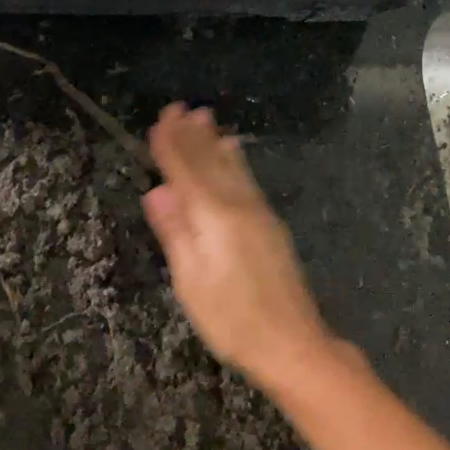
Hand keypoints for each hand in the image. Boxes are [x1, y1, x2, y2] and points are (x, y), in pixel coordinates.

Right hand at [141, 103, 334, 385]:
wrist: (293, 344)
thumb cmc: (233, 320)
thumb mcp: (191, 282)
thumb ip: (176, 232)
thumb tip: (156, 191)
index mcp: (214, 217)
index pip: (185, 171)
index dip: (170, 146)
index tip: (159, 120)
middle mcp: (237, 204)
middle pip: (208, 162)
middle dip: (190, 134)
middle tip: (176, 106)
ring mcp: (258, 212)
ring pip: (230, 165)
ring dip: (212, 140)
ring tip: (202, 115)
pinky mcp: (269, 223)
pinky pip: (246, 177)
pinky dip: (234, 158)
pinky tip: (232, 149)